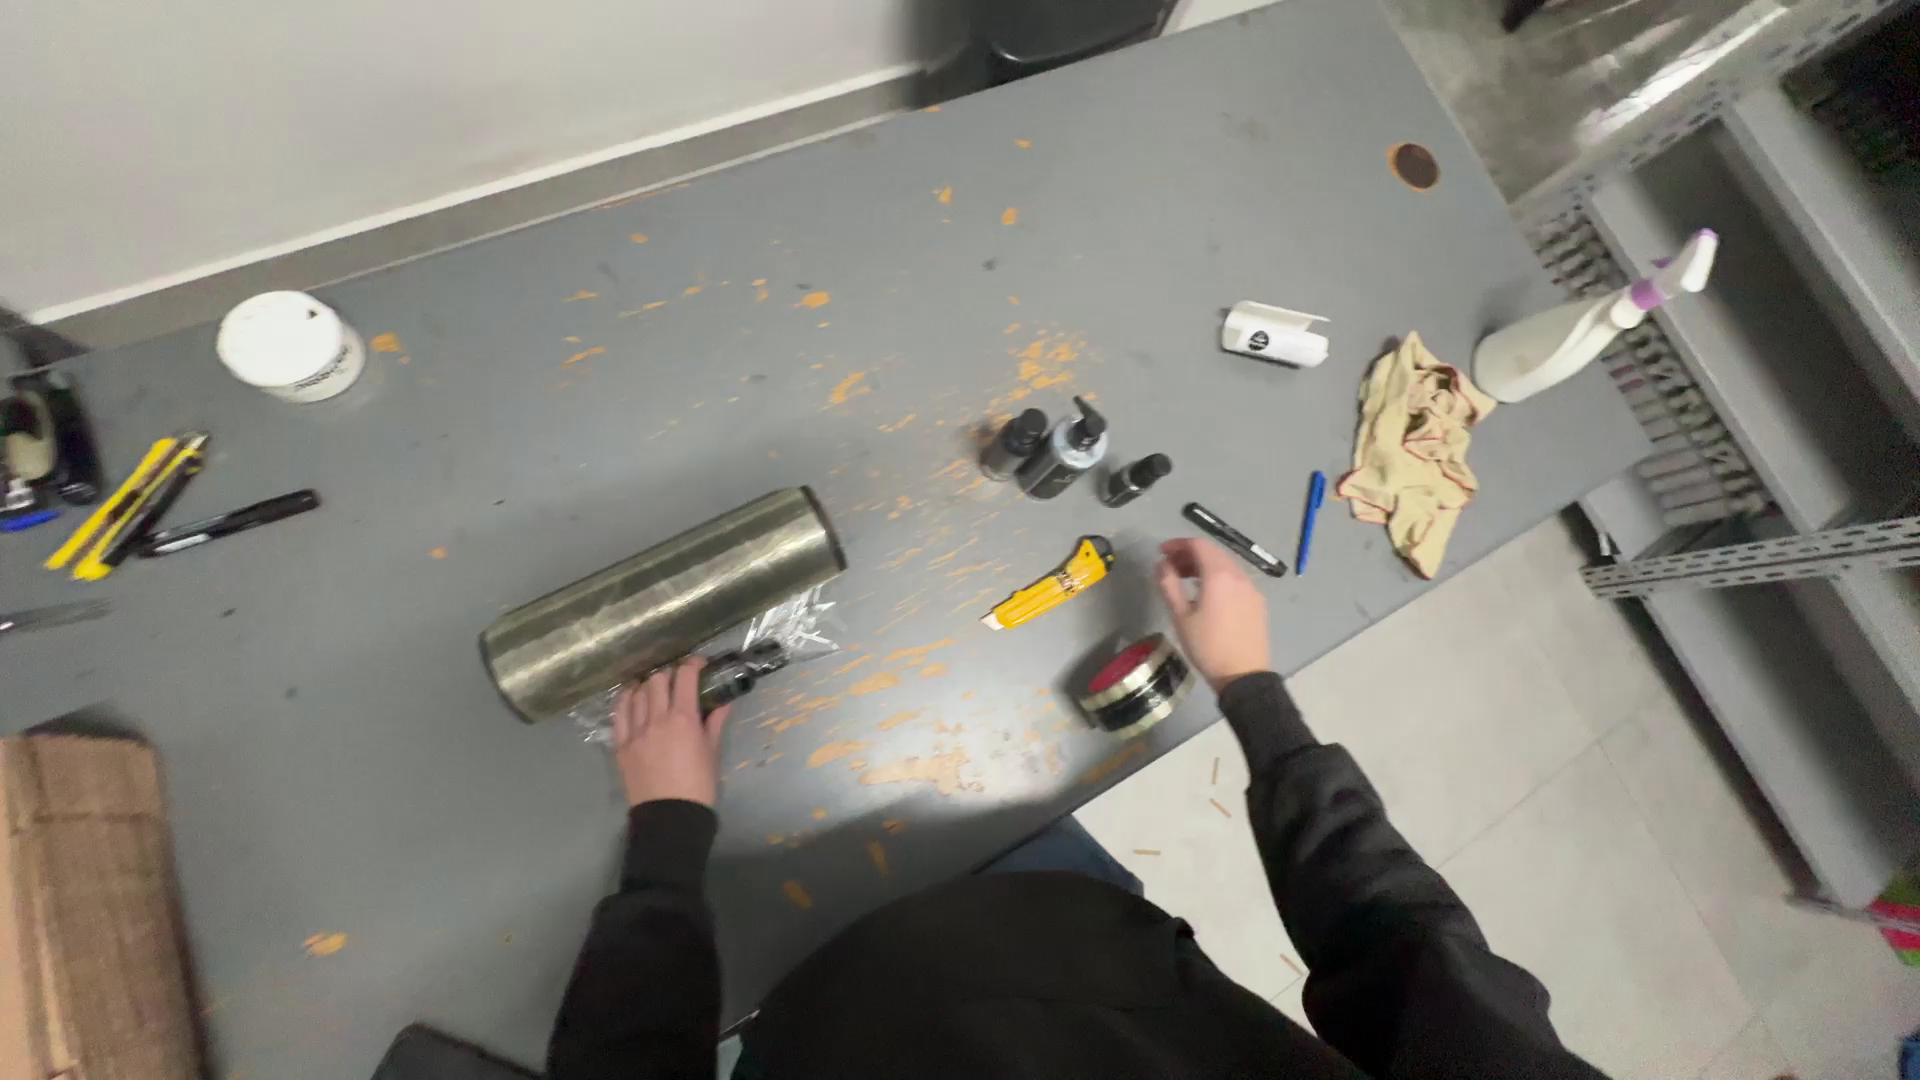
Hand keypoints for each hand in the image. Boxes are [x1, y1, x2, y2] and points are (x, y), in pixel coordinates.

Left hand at [610, 657, 730, 807]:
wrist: (670, 816)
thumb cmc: (699, 784)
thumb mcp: (712, 750)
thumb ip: (715, 721)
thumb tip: (724, 701)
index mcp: (683, 719)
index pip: (685, 678)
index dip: (692, 664)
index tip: (699, 663)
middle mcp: (657, 719)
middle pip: (657, 681)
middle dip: (669, 673)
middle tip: (678, 677)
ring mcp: (635, 732)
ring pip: (636, 694)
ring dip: (646, 684)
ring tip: (654, 685)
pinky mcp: (620, 746)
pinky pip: (618, 715)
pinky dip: (625, 700)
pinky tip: (631, 696)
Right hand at [1155, 537, 1271, 691]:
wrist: (1244, 675)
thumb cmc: (1207, 646)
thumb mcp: (1180, 616)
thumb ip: (1169, 584)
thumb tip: (1161, 564)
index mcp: (1219, 576)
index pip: (1198, 545)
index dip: (1178, 544)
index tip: (1161, 552)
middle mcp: (1238, 575)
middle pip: (1213, 552)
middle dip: (1190, 553)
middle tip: (1170, 566)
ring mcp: (1251, 588)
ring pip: (1226, 564)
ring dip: (1204, 564)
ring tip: (1185, 579)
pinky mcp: (1257, 601)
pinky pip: (1235, 578)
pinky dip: (1218, 576)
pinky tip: (1207, 592)